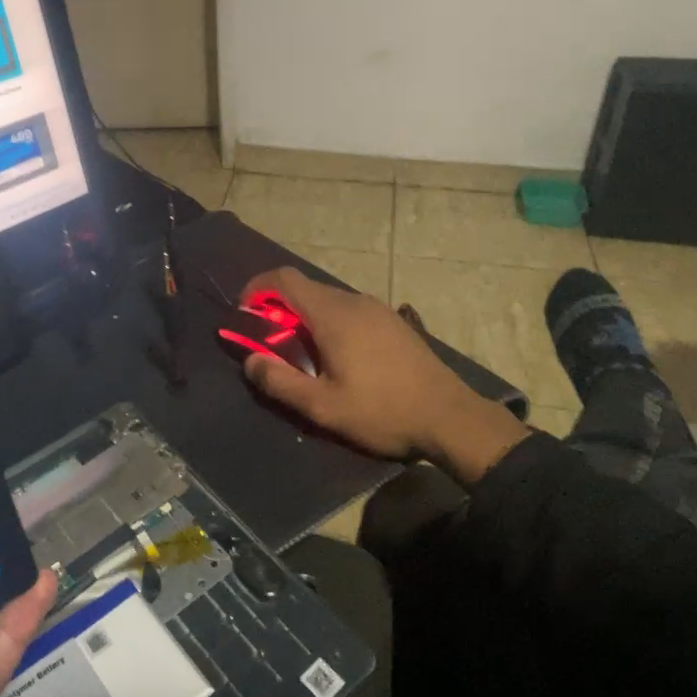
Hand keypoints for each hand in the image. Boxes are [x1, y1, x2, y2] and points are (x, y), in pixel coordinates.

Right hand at [240, 267, 528, 483]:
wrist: (451, 418)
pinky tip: (339, 360)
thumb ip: (280, 382)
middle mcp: (354, 301)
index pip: (284, 279)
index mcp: (333, 314)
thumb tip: (250, 361)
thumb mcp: (323, 407)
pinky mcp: (394, 322)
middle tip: (270, 346)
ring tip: (304, 358)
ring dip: (306, 319)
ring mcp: (378, 309)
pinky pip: (350, 312)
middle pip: (305, 290)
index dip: (257, 288)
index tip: (245, 315)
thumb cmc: (382, 411)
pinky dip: (330, 324)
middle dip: (279, 310)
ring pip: (328, 301)